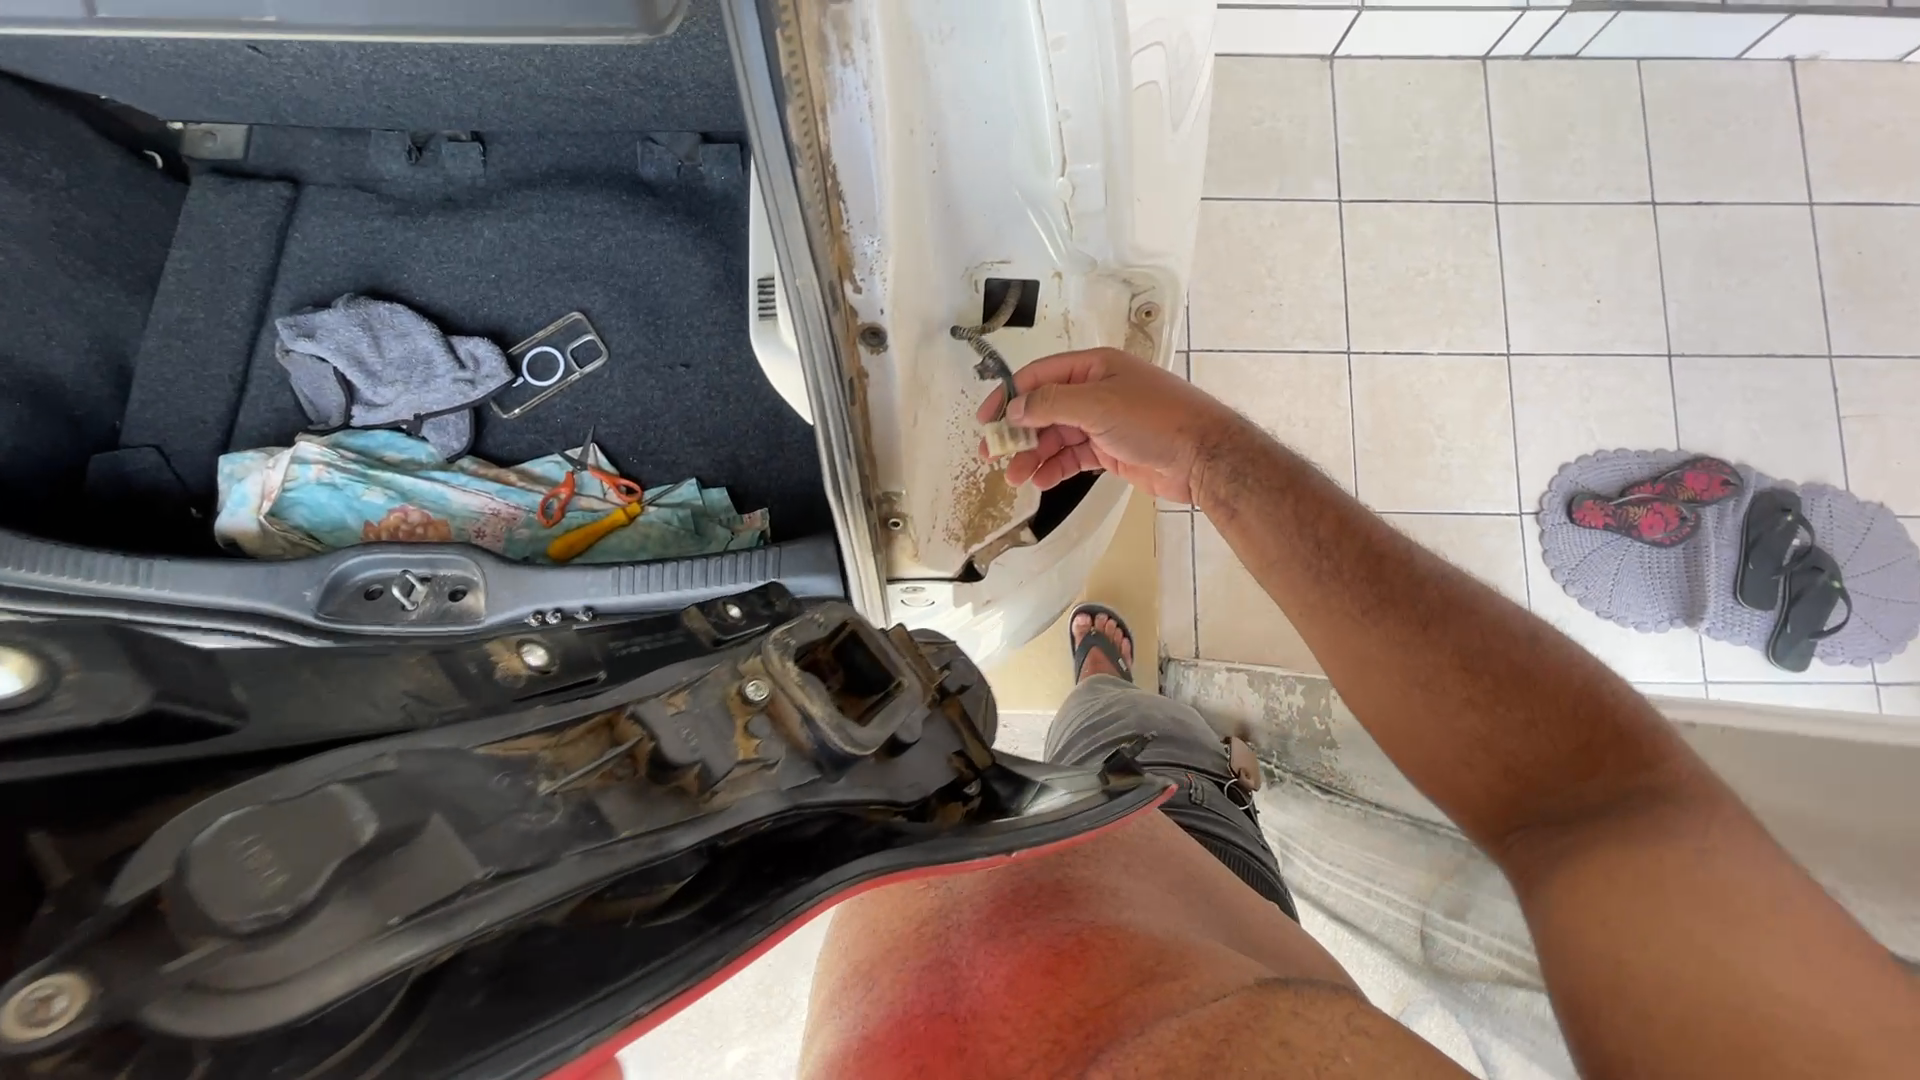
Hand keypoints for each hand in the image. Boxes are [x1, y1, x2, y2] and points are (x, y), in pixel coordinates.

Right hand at [975, 348, 1244, 505]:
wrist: (1203, 457)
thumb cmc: (1154, 420)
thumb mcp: (1099, 404)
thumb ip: (1052, 404)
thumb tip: (1015, 407)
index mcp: (1093, 367)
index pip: (1039, 376)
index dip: (1009, 396)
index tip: (984, 420)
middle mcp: (1095, 391)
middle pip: (1044, 409)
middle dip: (1018, 432)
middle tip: (992, 456)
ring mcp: (1103, 422)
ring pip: (1056, 437)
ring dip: (1034, 455)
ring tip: (1015, 477)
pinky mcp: (1111, 450)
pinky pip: (1073, 457)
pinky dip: (1055, 468)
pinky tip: (1041, 481)